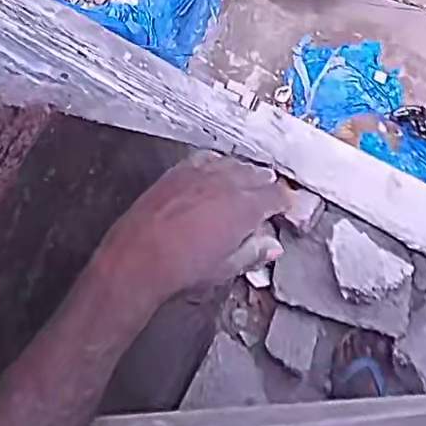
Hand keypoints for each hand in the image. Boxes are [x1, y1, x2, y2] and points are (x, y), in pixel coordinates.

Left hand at [88, 152, 292, 309]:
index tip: (286, 208)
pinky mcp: (179, 170)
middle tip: (269, 198)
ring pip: (233, 163)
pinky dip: (217, 164)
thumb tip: (271, 245)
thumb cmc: (182, 268)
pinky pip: (207, 158)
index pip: (277, 194)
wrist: (138, 256)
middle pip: (258, 175)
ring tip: (246, 184)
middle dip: (266, 186)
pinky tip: (216, 172)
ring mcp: (201, 172)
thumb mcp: (226, 268)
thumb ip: (253, 251)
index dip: (285, 201)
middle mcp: (226, 182)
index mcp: (244, 206)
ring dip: (244, 173)